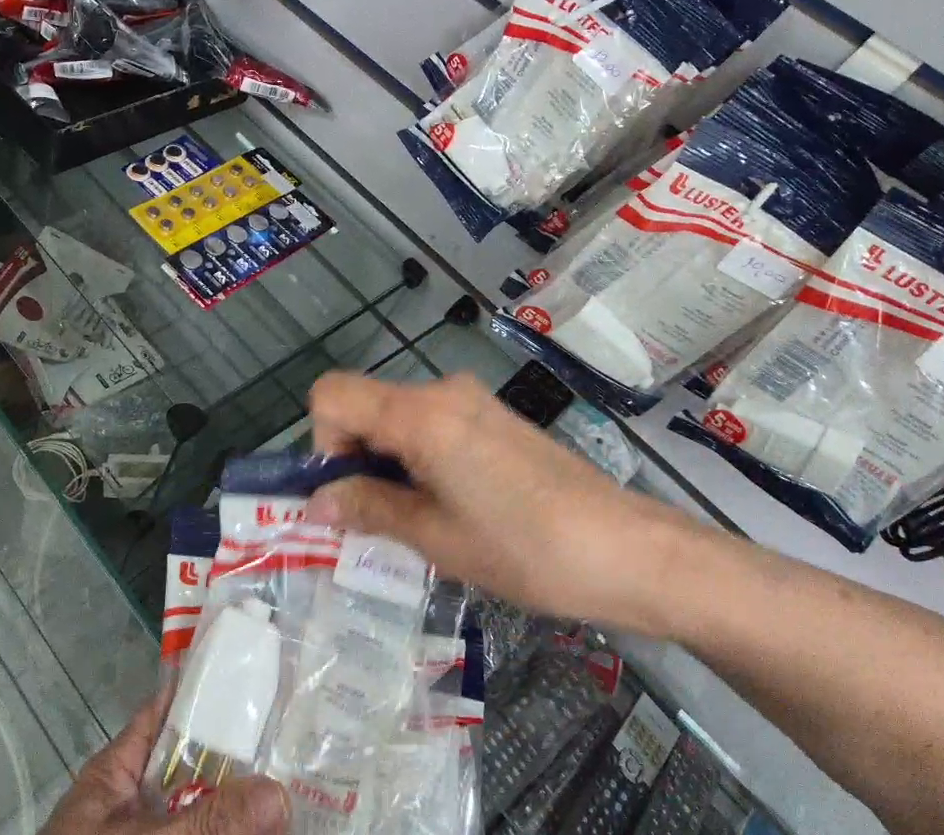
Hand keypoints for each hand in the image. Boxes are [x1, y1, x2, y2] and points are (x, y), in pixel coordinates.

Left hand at [40, 692, 289, 834]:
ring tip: (302, 792)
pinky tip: (274, 829)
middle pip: (195, 770)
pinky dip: (236, 832)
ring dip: (245, 808)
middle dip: (242, 762)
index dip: (204, 692)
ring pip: (205, 815)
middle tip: (298, 743)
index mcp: (115, 777)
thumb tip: (281, 793)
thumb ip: (209, 820)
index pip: (162, 715)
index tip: (257, 676)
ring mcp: (152, 833)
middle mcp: (135, 807)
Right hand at [305, 373, 712, 637]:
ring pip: (396, 417)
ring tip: (418, 521)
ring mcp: (473, 402)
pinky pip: (431, 425)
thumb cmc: (525, 549)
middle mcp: (443, 392)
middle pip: (364, 404)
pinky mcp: (494, 419)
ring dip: (387, 462)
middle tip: (376, 521)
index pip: (333, 395)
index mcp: (421, 415)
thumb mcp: (436, 537)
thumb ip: (369, 508)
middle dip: (354, 458)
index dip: (323, 443)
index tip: (348, 494)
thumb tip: (316, 503)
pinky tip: (450, 506)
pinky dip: (418, 458)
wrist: (627, 550)